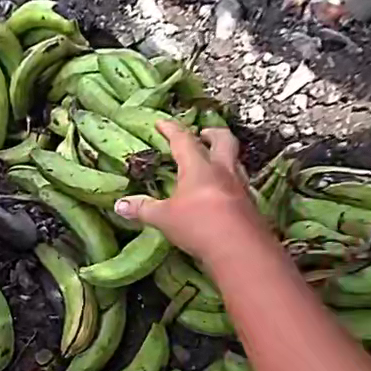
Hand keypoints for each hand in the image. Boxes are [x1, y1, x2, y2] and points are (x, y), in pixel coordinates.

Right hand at [114, 123, 266, 262]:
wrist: (239, 248)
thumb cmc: (198, 225)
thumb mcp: (164, 218)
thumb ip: (143, 209)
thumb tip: (119, 205)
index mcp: (198, 167)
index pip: (183, 140)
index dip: (171, 129)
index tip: (162, 123)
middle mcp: (222, 170)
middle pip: (222, 140)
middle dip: (212, 133)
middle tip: (203, 134)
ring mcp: (240, 187)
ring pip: (235, 162)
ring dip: (225, 158)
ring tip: (215, 163)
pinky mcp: (250, 205)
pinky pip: (241, 185)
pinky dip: (231, 183)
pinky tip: (224, 194)